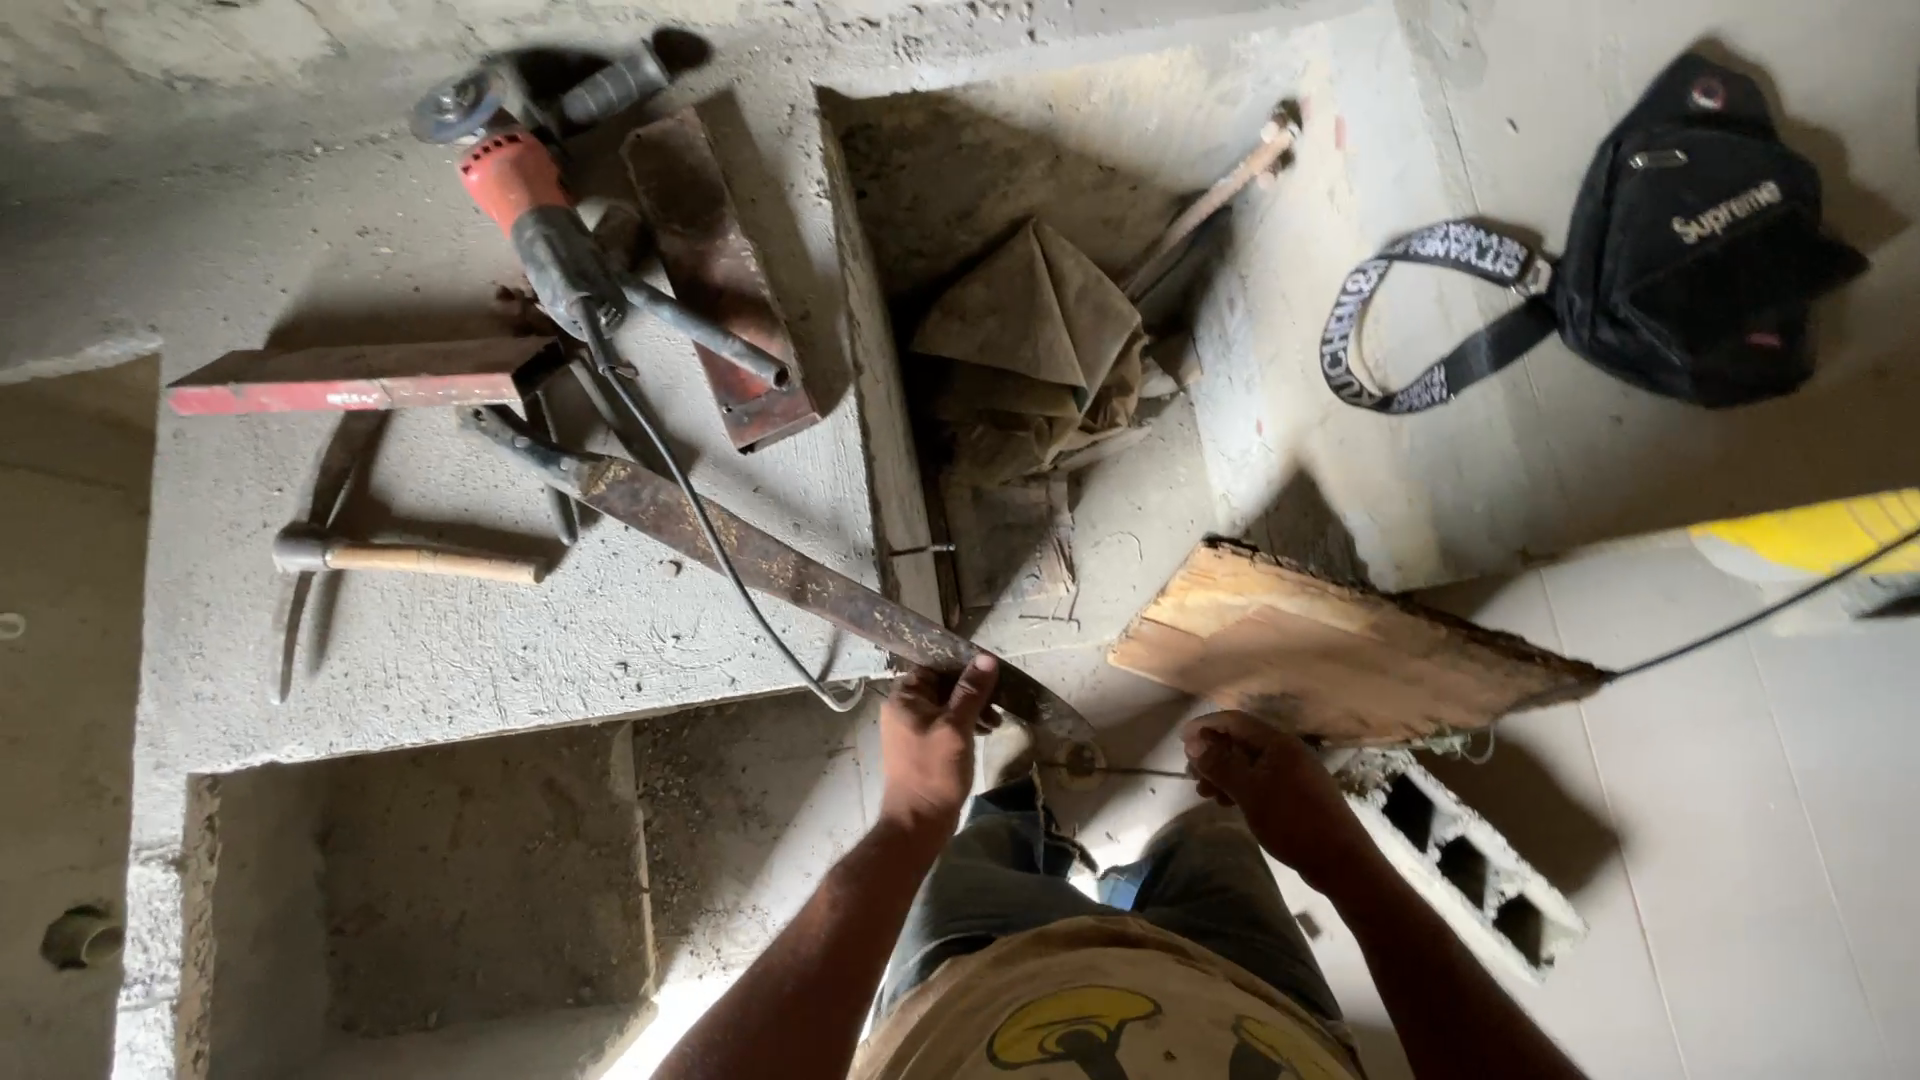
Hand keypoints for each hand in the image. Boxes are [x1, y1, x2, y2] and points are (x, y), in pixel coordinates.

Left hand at [878, 655, 998, 840]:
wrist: (919, 822)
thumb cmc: (934, 771)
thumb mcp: (956, 727)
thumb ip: (971, 691)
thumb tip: (986, 658)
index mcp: (904, 698)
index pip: (933, 667)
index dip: (960, 665)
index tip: (989, 670)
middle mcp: (904, 709)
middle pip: (942, 685)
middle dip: (971, 690)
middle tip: (998, 699)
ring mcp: (913, 728)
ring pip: (948, 704)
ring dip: (973, 708)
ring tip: (996, 721)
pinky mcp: (925, 745)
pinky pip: (947, 723)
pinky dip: (966, 724)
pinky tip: (986, 731)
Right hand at [1181, 711, 1375, 889]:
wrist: (1342, 862)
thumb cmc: (1293, 821)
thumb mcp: (1249, 792)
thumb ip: (1221, 765)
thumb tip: (1194, 743)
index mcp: (1278, 744)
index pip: (1235, 721)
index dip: (1206, 725)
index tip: (1181, 739)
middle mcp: (1287, 752)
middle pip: (1241, 741)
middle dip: (1212, 753)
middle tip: (1191, 773)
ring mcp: (1294, 773)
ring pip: (1249, 763)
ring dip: (1223, 773)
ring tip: (1204, 792)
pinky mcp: (1296, 794)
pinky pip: (1260, 780)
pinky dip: (1240, 786)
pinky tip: (1227, 802)